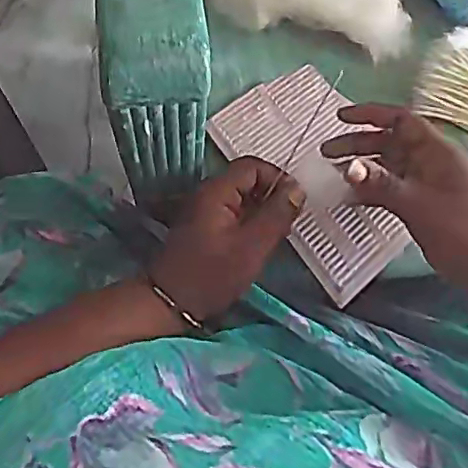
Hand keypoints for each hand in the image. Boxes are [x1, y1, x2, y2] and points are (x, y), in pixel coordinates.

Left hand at [147, 158, 303, 321]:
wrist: (171, 302)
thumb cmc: (211, 274)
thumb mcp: (252, 246)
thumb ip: (276, 215)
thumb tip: (296, 190)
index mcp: (216, 190)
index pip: (252, 166)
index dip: (277, 177)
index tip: (295, 200)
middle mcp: (207, 193)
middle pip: (246, 180)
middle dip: (271, 196)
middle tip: (288, 220)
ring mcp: (203, 209)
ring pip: (241, 198)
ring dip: (261, 211)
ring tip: (276, 234)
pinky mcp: (203, 226)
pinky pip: (232, 213)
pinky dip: (249, 222)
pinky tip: (258, 243)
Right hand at [320, 105, 467, 280]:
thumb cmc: (462, 228)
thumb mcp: (417, 203)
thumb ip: (379, 183)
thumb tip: (346, 167)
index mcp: (434, 151)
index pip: (400, 120)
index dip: (370, 114)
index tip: (341, 117)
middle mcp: (428, 162)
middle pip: (387, 143)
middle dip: (356, 144)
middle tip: (326, 152)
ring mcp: (424, 185)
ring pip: (385, 167)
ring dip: (360, 169)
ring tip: (333, 174)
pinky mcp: (420, 206)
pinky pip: (388, 190)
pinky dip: (369, 191)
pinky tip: (350, 199)